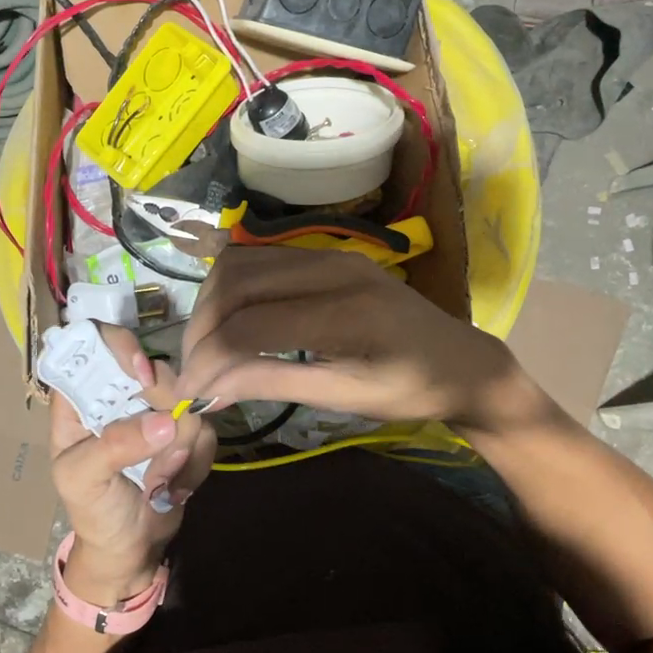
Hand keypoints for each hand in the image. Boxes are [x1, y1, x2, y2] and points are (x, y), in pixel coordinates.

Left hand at [49, 325, 214, 604]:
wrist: (130, 549)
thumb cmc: (93, 510)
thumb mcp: (83, 480)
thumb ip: (114, 446)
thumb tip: (165, 420)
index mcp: (81, 397)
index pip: (95, 344)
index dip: (120, 346)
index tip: (142, 376)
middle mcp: (119, 395)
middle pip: (155, 371)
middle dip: (164, 417)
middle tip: (159, 459)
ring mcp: (154, 412)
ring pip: (187, 403)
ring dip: (179, 452)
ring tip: (159, 485)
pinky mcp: (185, 434)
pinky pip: (206, 431)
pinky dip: (195, 464)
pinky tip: (175, 489)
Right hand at [177, 247, 541, 429]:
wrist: (462, 361)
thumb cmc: (411, 390)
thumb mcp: (344, 397)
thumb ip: (273, 384)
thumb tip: (208, 389)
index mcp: (346, 312)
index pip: (250, 326)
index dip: (209, 359)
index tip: (190, 392)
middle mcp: (332, 269)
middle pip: (236, 283)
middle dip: (201, 328)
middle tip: (192, 369)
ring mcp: (326, 254)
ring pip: (239, 264)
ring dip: (210, 304)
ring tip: (205, 347)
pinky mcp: (322, 254)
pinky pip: (257, 260)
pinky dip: (230, 289)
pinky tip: (228, 321)